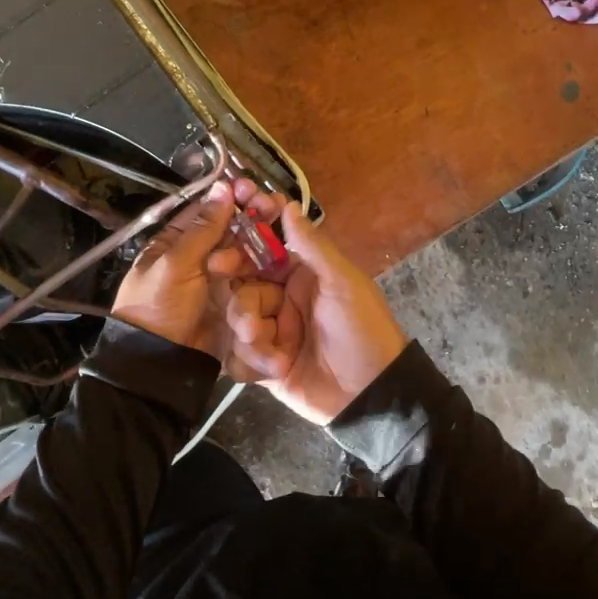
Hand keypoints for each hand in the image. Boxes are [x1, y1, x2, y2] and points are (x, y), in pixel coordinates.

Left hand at [110, 179, 281, 356]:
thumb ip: (203, 228)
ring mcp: (220, 277)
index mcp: (177, 241)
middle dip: (252, 215)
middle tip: (272, 206)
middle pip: (231, 227)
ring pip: (246, 249)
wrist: (162, 362)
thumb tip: (223, 186)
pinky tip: (280, 254)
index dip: (231, 197)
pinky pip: (254, 274)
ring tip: (274, 232)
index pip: (208, 210)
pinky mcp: (236, 297)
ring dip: (259, 239)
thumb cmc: (159, 306)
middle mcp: (200, 254)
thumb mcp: (175, 265)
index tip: (252, 188)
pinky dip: (266, 264)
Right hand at [224, 205, 407, 424]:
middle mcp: (283, 296)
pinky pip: (238, 355)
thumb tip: (289, 204)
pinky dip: (250, 362)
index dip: (245, 240)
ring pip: (237, 319)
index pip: (265, 247)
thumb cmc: (362, 328)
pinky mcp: (264, 363)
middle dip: (241, 298)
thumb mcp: (342, 282)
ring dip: (251, 335)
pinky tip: (274, 370)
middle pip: (242, 284)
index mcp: (302, 272)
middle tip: (243, 311)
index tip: (228, 242)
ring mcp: (273, 329)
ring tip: (275, 352)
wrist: (369, 394)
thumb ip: (312, 246)